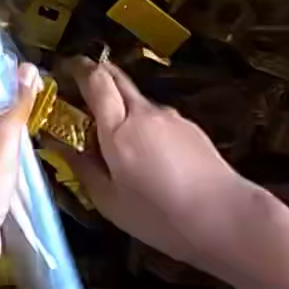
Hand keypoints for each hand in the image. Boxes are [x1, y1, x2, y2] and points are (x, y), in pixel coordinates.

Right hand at [53, 58, 267, 271]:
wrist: (230, 221)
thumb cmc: (161, 216)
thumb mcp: (109, 201)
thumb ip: (82, 167)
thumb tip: (57, 143)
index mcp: (118, 129)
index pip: (95, 80)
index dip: (76, 68)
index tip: (62, 69)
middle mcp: (143, 113)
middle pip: (115, 77)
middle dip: (94, 74)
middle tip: (78, 89)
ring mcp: (170, 117)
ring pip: (136, 99)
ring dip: (120, 106)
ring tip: (115, 138)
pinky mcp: (191, 128)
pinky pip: (156, 117)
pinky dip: (143, 124)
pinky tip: (148, 155)